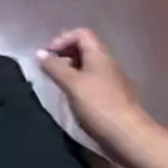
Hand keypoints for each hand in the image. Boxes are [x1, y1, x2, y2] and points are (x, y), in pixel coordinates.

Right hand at [38, 29, 153, 145]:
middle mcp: (107, 62)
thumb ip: (55, 67)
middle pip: (85, 48)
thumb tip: (40, 53)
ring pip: (88, 65)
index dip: (62, 39)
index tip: (47, 55)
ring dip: (71, 69)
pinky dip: (79, 82)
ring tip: (57, 83)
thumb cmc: (98, 104)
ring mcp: (112, 79)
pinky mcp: (112, 95)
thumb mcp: (72, 84)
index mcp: (99, 54)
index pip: (81, 33)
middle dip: (65, 53)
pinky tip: (71, 97)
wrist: (127, 134)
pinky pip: (92, 80)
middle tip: (49, 68)